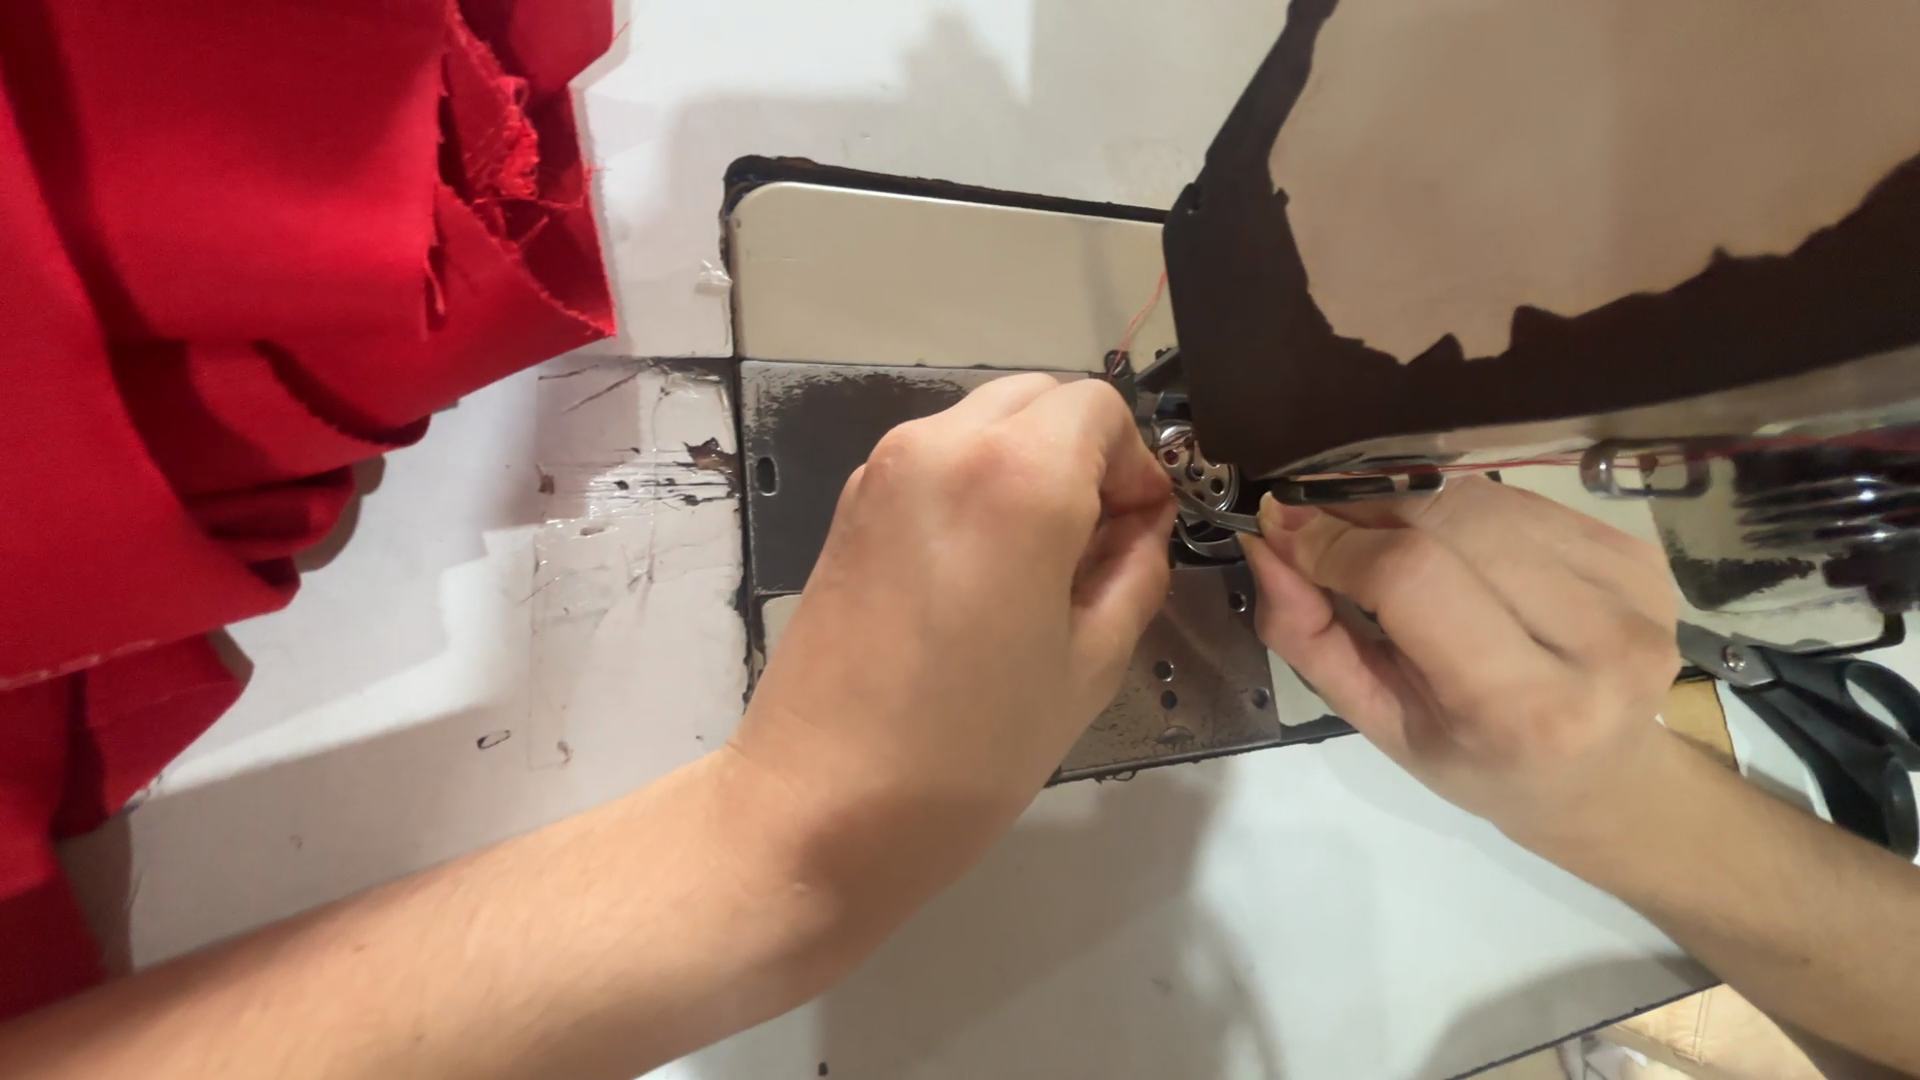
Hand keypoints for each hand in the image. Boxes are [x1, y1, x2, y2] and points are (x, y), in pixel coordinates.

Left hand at [727, 374, 1174, 924]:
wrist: (820, 801)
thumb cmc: (971, 748)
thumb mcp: (1089, 664)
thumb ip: (1135, 571)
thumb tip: (1142, 526)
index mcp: (1015, 475)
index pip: (1098, 408)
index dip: (1135, 462)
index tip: (1136, 529)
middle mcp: (941, 444)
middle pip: (1039, 398)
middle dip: (1084, 451)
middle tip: (1094, 540)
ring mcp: (883, 468)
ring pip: (984, 421)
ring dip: (1029, 462)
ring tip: (1036, 557)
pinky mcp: (851, 501)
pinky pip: (936, 456)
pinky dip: (976, 479)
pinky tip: (979, 563)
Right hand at [1240, 476, 1682, 849]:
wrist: (1601, 779)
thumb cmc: (1470, 761)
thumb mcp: (1370, 719)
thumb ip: (1305, 635)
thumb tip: (1264, 544)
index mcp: (1520, 706)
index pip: (1411, 578)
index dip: (1333, 541)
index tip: (1280, 530)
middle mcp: (1596, 641)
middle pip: (1444, 520)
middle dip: (1359, 511)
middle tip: (1316, 528)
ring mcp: (1630, 590)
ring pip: (1475, 497)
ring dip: (1400, 504)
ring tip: (1373, 540)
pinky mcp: (1638, 554)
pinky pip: (1511, 498)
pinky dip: (1449, 506)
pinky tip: (1440, 544)